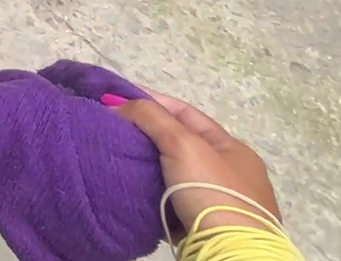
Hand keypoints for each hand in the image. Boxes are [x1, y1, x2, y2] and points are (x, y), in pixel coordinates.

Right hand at [108, 87, 280, 234]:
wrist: (230, 253)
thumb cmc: (212, 191)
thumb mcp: (183, 144)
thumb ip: (150, 116)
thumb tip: (118, 106)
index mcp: (232, 148)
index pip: (183, 111)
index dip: (147, 98)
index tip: (111, 96)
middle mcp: (228, 170)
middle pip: (175, 136)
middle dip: (141, 127)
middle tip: (108, 121)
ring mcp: (215, 195)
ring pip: (168, 162)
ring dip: (142, 154)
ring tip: (112, 145)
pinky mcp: (201, 217)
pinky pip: (166, 187)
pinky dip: (147, 178)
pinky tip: (127, 173)